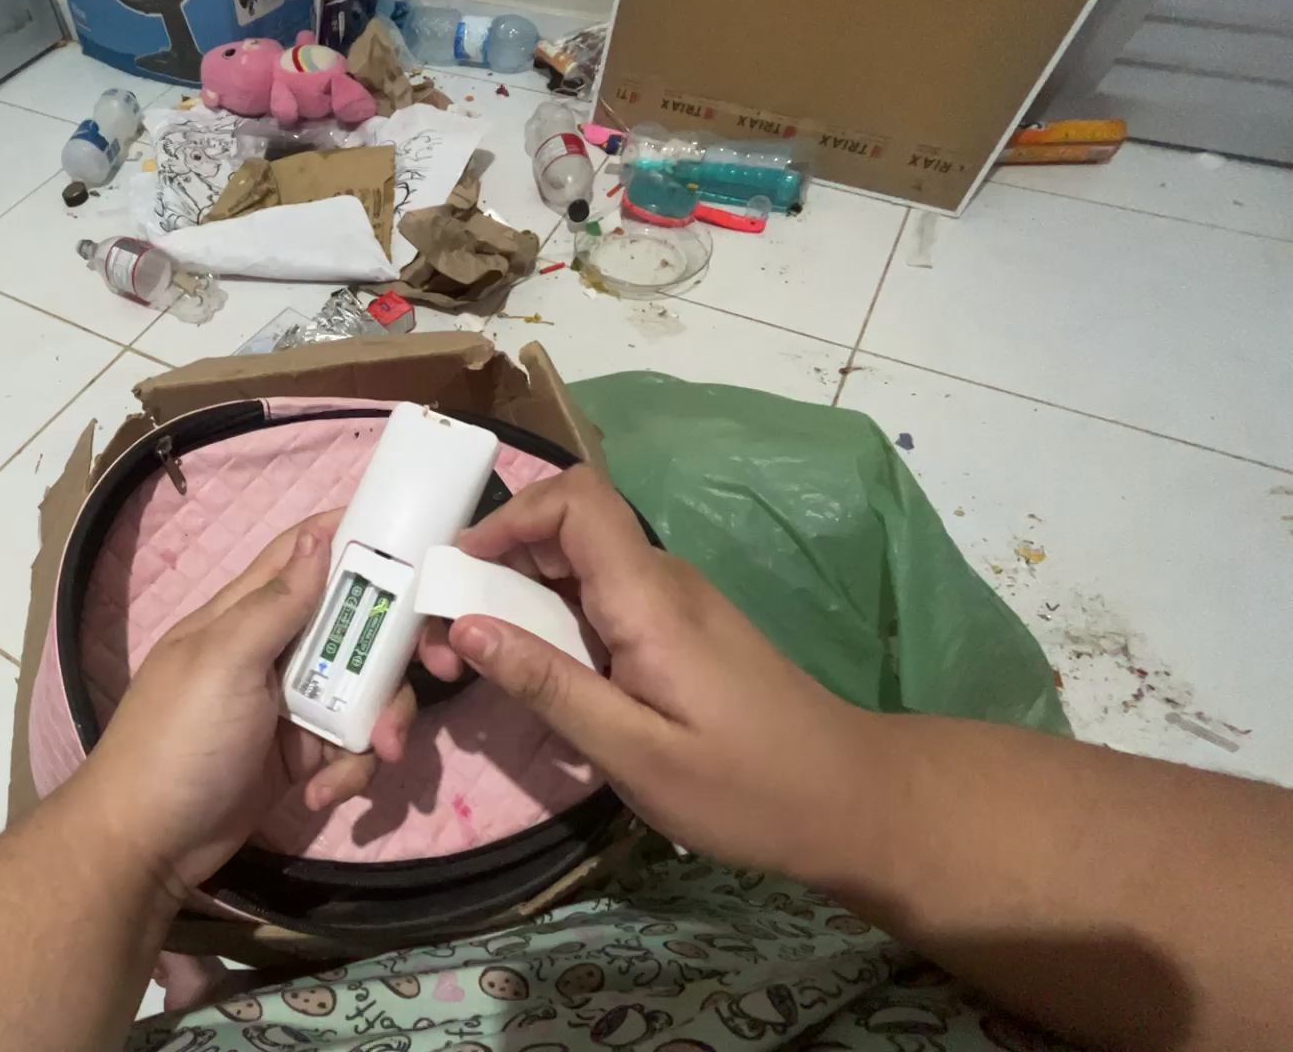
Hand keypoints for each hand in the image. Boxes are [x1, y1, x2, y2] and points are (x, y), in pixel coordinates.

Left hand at [75, 511, 416, 895]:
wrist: (148, 847)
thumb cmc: (180, 738)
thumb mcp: (224, 663)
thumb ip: (276, 604)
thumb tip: (317, 535)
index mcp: (249, 614)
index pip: (303, 555)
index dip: (350, 538)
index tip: (412, 539)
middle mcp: (277, 650)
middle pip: (354, 625)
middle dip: (391, 649)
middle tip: (434, 664)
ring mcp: (292, 704)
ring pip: (365, 690)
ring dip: (379, 721)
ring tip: (375, 754)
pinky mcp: (304, 754)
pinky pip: (351, 746)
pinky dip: (348, 770)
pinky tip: (319, 794)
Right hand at [418, 466, 883, 881]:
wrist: (853, 801)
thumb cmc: (748, 787)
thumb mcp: (634, 753)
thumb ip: (546, 685)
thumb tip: (465, 627)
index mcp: (648, 598)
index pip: (576, 501)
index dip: (510, 516)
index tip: (460, 567)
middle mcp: (656, 579)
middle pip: (561, 528)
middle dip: (492, 565)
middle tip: (450, 635)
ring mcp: (665, 599)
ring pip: (570, 563)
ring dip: (511, 595)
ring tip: (473, 656)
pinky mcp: (667, 623)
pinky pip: (589, 596)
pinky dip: (543, 617)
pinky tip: (529, 665)